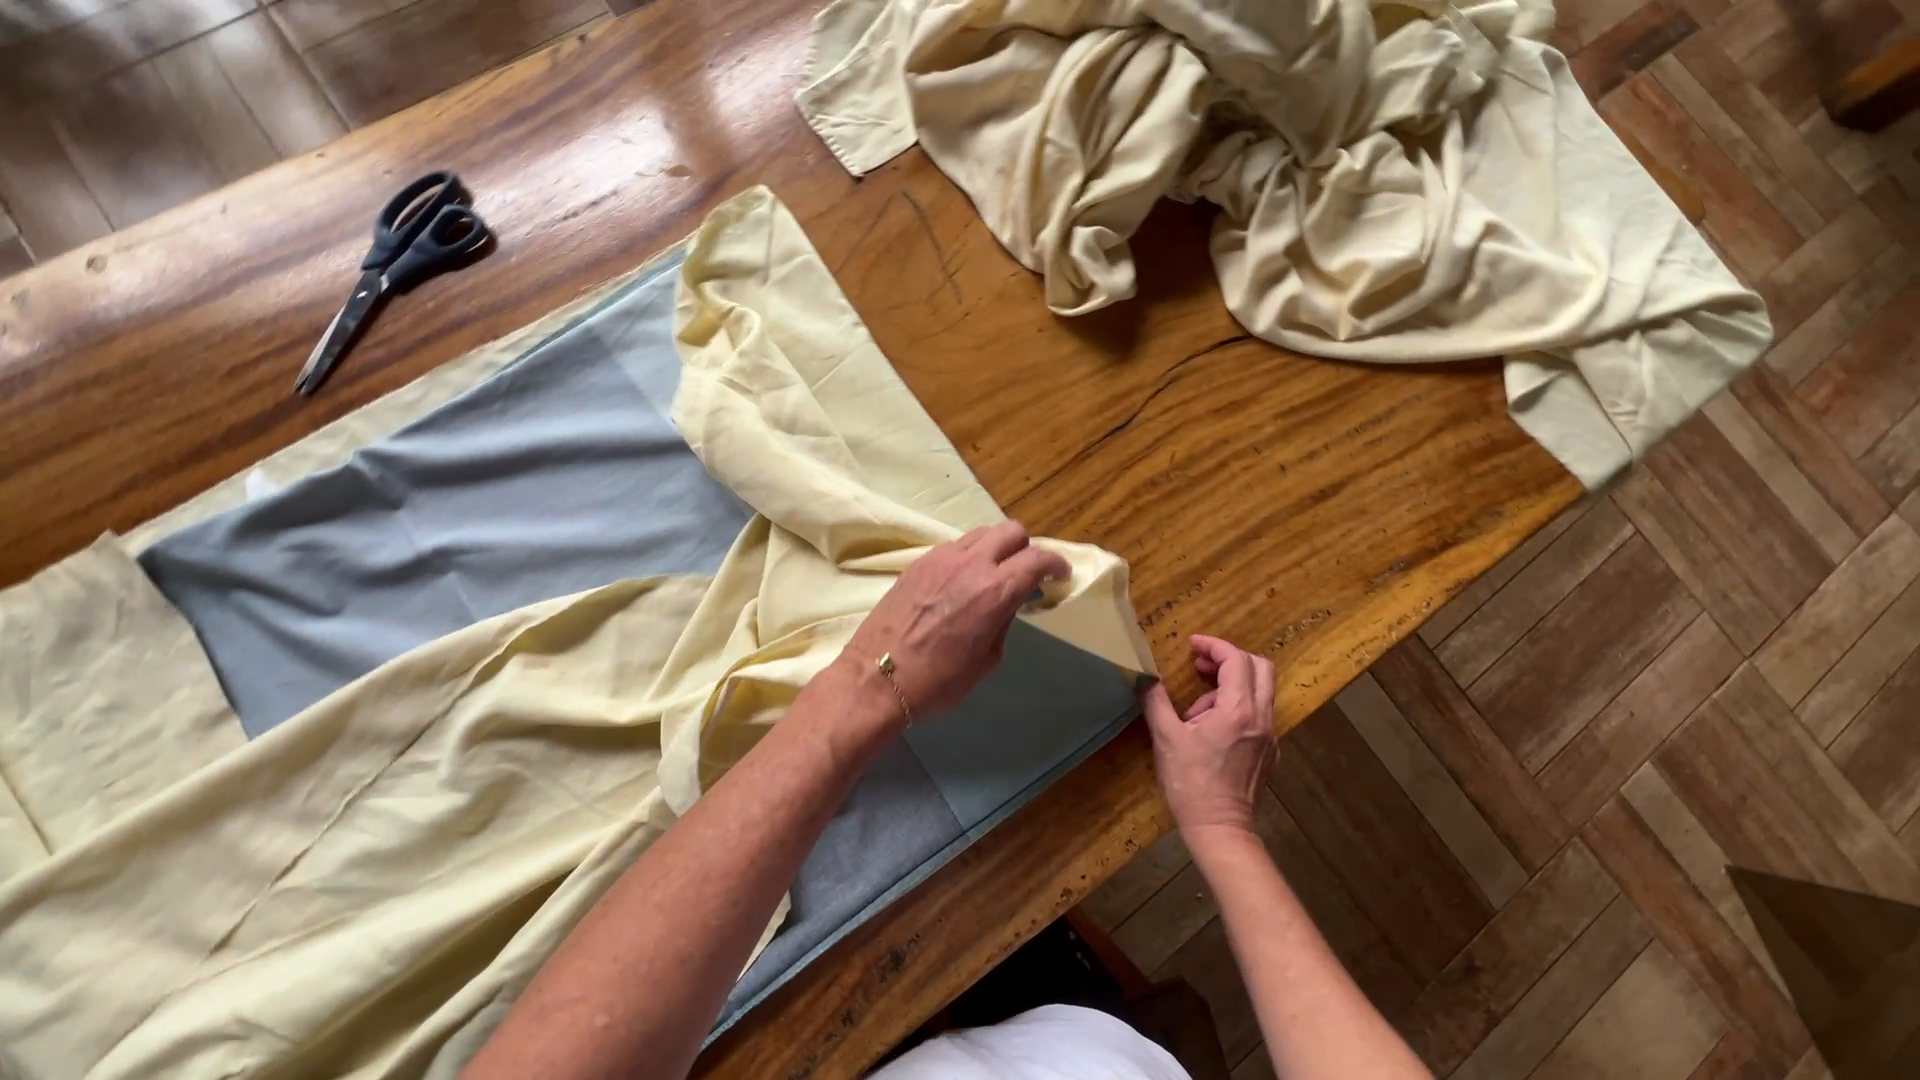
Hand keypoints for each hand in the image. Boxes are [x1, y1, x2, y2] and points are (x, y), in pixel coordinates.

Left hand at [844, 521, 1071, 720]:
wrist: (876, 679)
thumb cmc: (937, 681)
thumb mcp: (986, 659)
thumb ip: (1004, 622)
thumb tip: (1010, 603)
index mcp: (994, 591)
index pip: (1038, 558)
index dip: (1056, 564)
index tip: (1059, 575)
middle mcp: (970, 564)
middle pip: (1011, 531)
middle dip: (1026, 548)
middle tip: (1026, 573)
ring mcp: (940, 558)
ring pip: (981, 533)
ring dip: (996, 549)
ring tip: (992, 575)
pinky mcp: (918, 562)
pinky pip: (954, 547)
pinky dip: (968, 557)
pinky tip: (960, 583)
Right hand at [1141, 635, 1276, 836]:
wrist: (1219, 827)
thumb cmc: (1190, 781)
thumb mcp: (1166, 737)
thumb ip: (1156, 701)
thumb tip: (1144, 677)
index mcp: (1238, 709)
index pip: (1236, 659)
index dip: (1214, 646)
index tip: (1192, 646)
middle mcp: (1261, 717)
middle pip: (1260, 668)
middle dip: (1230, 659)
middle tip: (1201, 665)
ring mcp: (1269, 735)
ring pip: (1261, 691)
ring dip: (1231, 686)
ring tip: (1198, 709)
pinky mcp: (1269, 752)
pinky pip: (1258, 715)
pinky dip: (1237, 708)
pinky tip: (1212, 729)